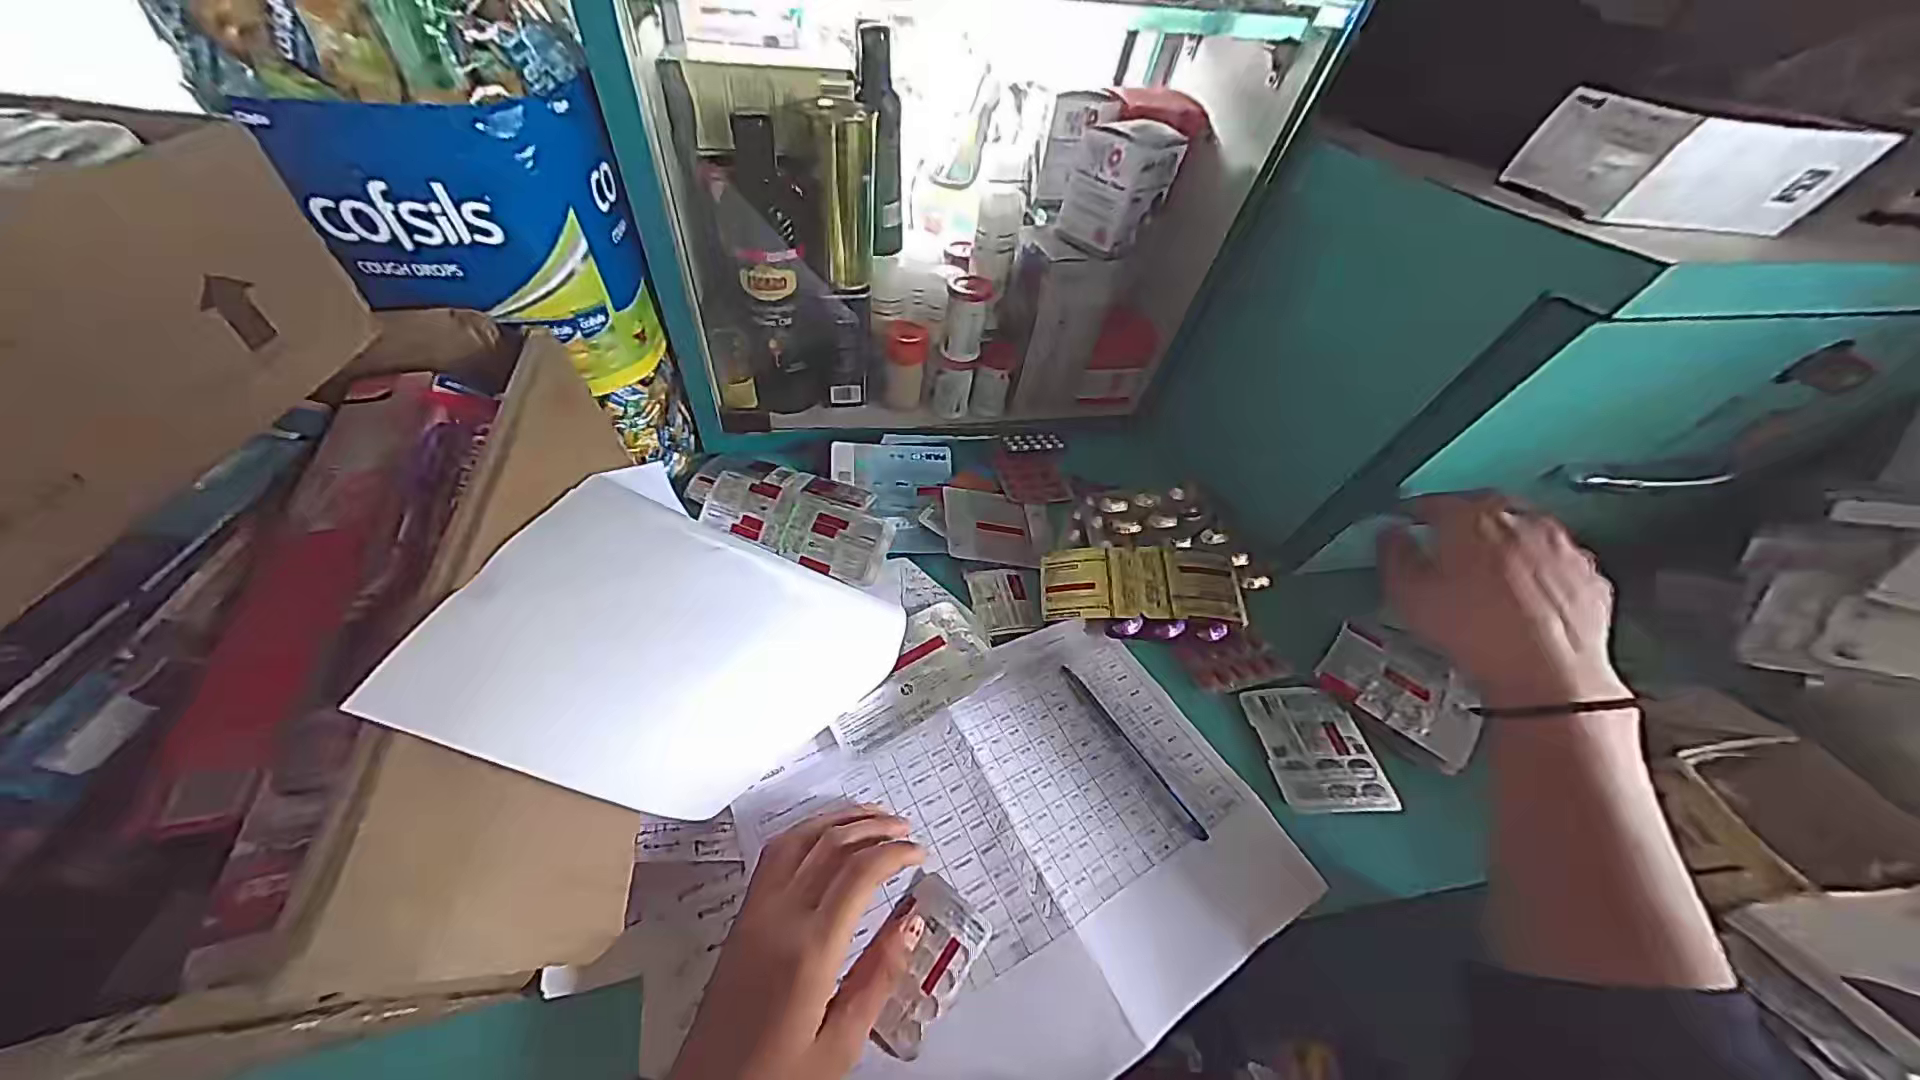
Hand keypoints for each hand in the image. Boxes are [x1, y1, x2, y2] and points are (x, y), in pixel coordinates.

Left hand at [668, 806, 926, 1079]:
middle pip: (830, 843)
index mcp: (809, 950)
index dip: (894, 852)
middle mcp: (778, 918)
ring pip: (800, 837)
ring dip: (840, 818)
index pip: (858, 872)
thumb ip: (879, 975)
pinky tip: (824, 833)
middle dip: (873, 825)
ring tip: (871, 816)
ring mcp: (755, 912)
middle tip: (903, 828)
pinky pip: (775, 853)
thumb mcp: (840, 1043)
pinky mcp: (742, 917)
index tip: (917, 852)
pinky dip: (807, 829)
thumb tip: (910, 923)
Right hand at [1378, 493, 1629, 708]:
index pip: (1432, 501)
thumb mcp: (1406, 592)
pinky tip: (1518, 595)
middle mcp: (1520, 522)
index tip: (1404, 521)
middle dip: (1460, 519)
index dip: (1412, 512)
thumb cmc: (1478, 633)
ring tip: (1480, 570)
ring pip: (1522, 530)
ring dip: (1500, 541)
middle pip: (1483, 507)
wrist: (1546, 675)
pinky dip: (1533, 568)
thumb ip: (1393, 555)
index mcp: (1471, 518)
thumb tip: (1391, 538)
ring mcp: (1561, 546)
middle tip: (1442, 539)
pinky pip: (1553, 559)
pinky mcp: (1588, 575)